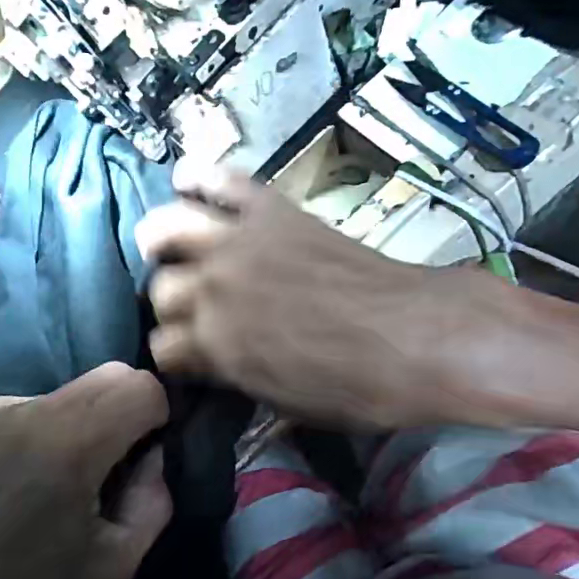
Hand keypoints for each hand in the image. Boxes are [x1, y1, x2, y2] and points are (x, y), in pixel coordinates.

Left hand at [0, 362, 172, 578]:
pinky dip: (52, 425)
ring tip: (70, 472)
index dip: (160, 415)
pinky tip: (32, 472)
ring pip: (75, 388)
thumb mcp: (118, 562)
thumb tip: (153, 451)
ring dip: (90, 416)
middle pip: (111, 373)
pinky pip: (38, 403)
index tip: (151, 451)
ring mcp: (0, 407)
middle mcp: (32, 410)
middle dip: (130, 406)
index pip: (141, 386)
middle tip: (121, 459)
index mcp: (70, 445)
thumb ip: (154, 497)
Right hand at [135, 165, 524, 431]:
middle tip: (191, 304)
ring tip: (163, 242)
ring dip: (158, 235)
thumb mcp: (282, 402)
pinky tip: (188, 182)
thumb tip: (213, 360)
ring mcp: (239, 242)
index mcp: (214, 344)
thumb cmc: (357, 387)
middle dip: (169, 302)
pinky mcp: (269, 210)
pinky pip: (220, 180)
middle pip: (160, 290)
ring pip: (168, 225)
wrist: (420, 337)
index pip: (161, 347)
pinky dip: (199, 176)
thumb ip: (233, 374)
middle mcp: (212, 288)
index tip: (187, 354)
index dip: (172, 354)